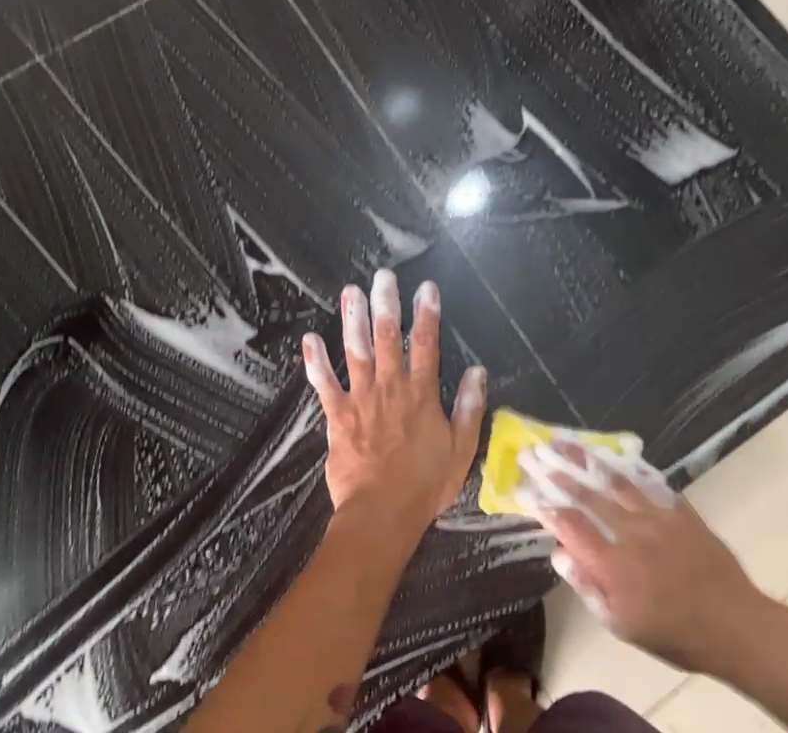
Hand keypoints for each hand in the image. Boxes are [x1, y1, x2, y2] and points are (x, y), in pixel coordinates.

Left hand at [303, 270, 486, 533]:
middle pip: (388, 337)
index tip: (426, 287)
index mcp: (422, 394)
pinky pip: (325, 384)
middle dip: (386, 303)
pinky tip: (309, 339)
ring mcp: (362, 399)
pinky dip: (316, 362)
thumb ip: (470, 408)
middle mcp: (391, 387)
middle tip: (383, 275)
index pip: (427, 344)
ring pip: (356, 351)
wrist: (382, 513)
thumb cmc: (426, 484)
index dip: (427, 313)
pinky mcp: (338, 416)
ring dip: (353, 319)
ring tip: (350, 292)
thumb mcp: (462, 449)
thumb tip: (478, 371)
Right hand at [521, 442, 763, 673]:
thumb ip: (588, 586)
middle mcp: (631, 531)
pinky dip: (627, 465)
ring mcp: (657, 515)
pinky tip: (613, 454)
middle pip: (587, 494)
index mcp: (613, 563)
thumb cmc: (674, 633)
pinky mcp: (679, 509)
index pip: (569, 524)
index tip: (523, 485)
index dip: (544, 503)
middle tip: (533, 451)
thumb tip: (558, 553)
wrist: (734, 623)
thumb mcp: (622, 625)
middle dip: (556, 470)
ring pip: (615, 480)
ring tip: (564, 440)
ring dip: (586, 458)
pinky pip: (648, 480)